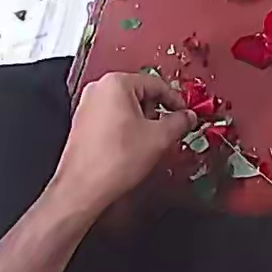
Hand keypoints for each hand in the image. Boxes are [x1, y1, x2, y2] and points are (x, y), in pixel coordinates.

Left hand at [50, 72, 195, 214]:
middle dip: (157, 111)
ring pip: (127, 106)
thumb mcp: (159, 137)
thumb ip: (179, 121)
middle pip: (141, 93)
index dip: (176, 100)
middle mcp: (99, 88)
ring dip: (143, 121)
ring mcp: (87, 105)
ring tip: (150, 142)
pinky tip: (132, 147)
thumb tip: (188, 116)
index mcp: (117, 83)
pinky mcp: (83, 123)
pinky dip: (127, 127)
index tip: (186, 114)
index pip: (156, 84)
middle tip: (169, 130)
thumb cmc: (117, 159)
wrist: (82, 189)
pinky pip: (113, 117)